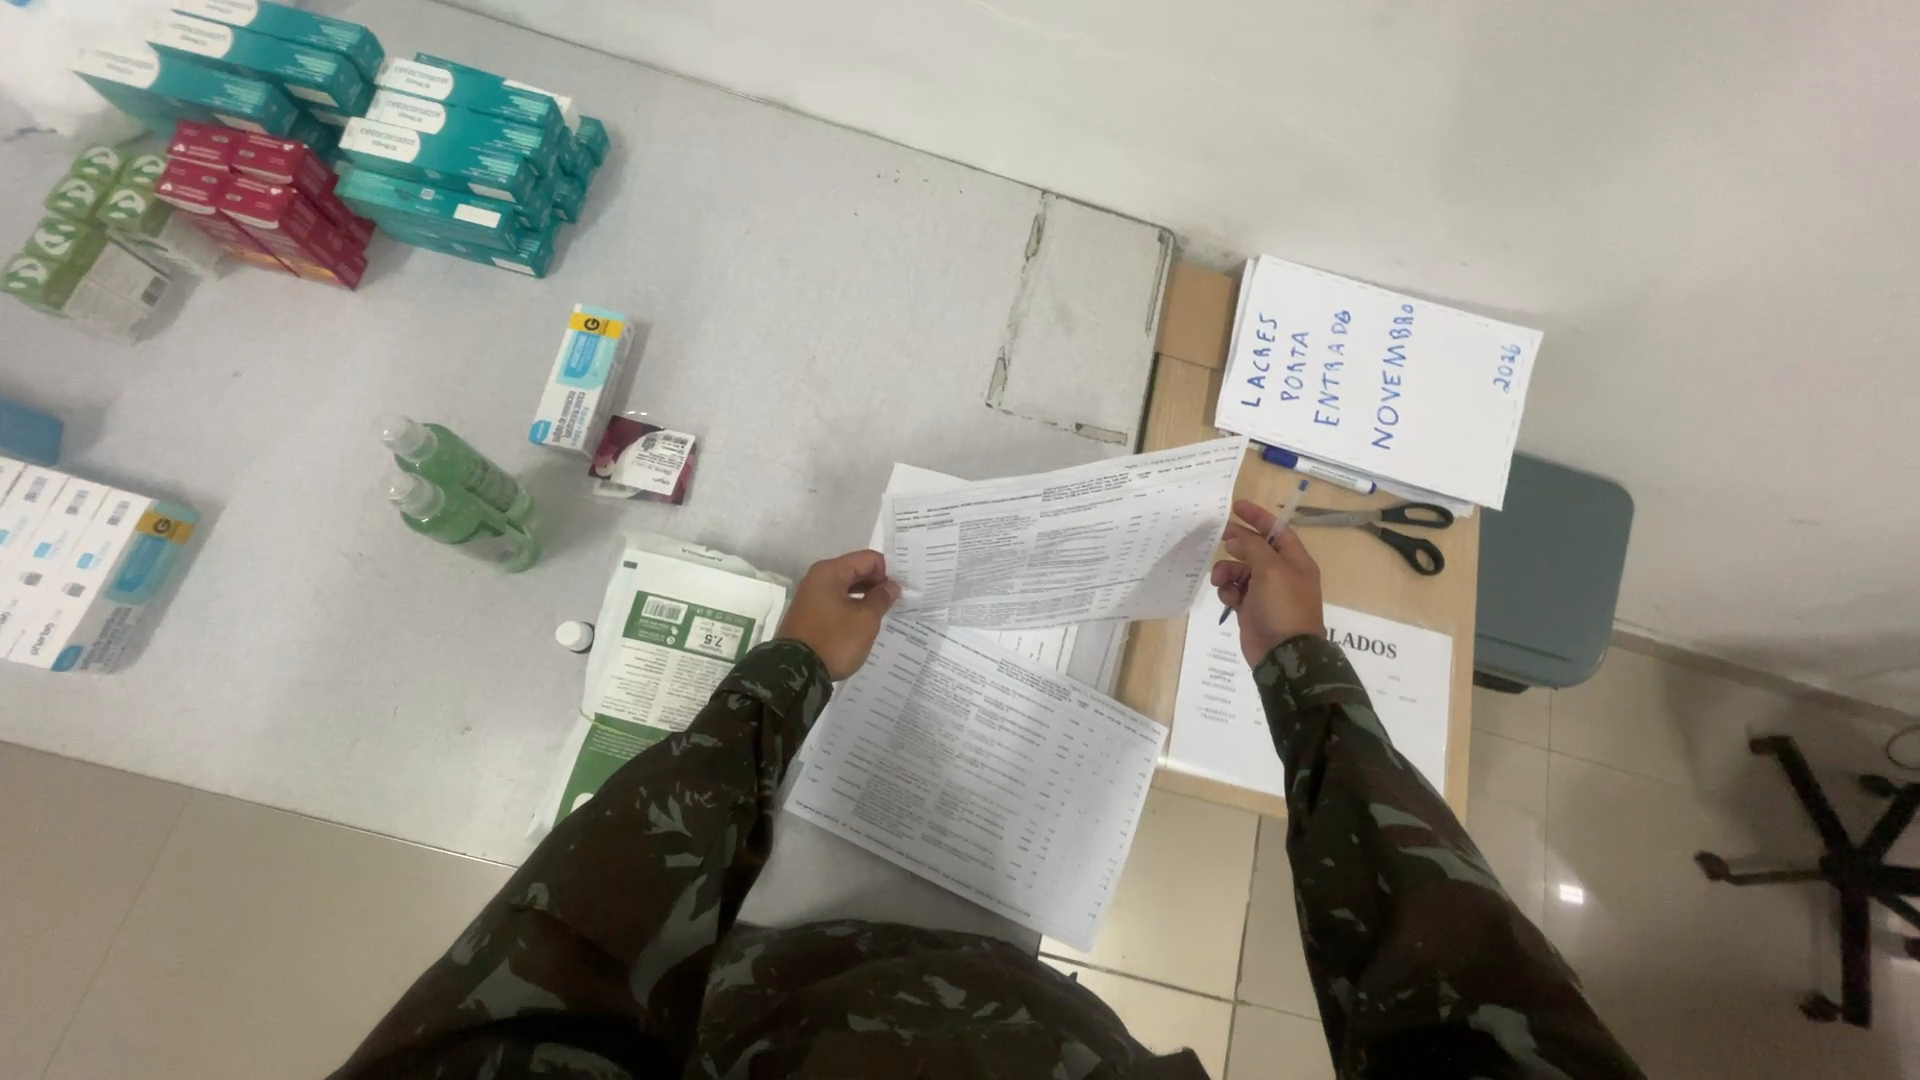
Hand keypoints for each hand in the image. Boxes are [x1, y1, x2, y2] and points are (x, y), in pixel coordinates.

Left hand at [776, 549, 901, 678]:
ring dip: (866, 596)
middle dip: (877, 583)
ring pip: (846, 588)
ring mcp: (811, 597)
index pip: (867, 559)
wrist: (796, 673)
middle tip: (899, 599)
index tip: (902, 588)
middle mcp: (817, 579)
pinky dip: (853, 607)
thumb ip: (881, 598)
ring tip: (886, 610)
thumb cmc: (834, 640)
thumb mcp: (865, 620)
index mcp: (830, 572)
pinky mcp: (810, 614)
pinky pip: (837, 602)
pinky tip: (866, 620)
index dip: (887, 571)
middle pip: (855, 571)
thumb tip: (891, 586)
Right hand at [1212, 498, 1325, 666]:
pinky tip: (1228, 599)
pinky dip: (1228, 591)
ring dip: (1227, 572)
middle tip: (1220, 540)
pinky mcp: (1250, 608)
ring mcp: (1265, 592)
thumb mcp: (1271, 570)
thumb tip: (1236, 537)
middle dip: (1237, 546)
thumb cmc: (1283, 607)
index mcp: (1295, 562)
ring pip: (1239, 570)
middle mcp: (1281, 574)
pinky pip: (1234, 590)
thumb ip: (1253, 547)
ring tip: (1221, 581)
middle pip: (1254, 549)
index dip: (1258, 516)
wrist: (1283, 653)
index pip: (1277, 531)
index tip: (1236, 506)